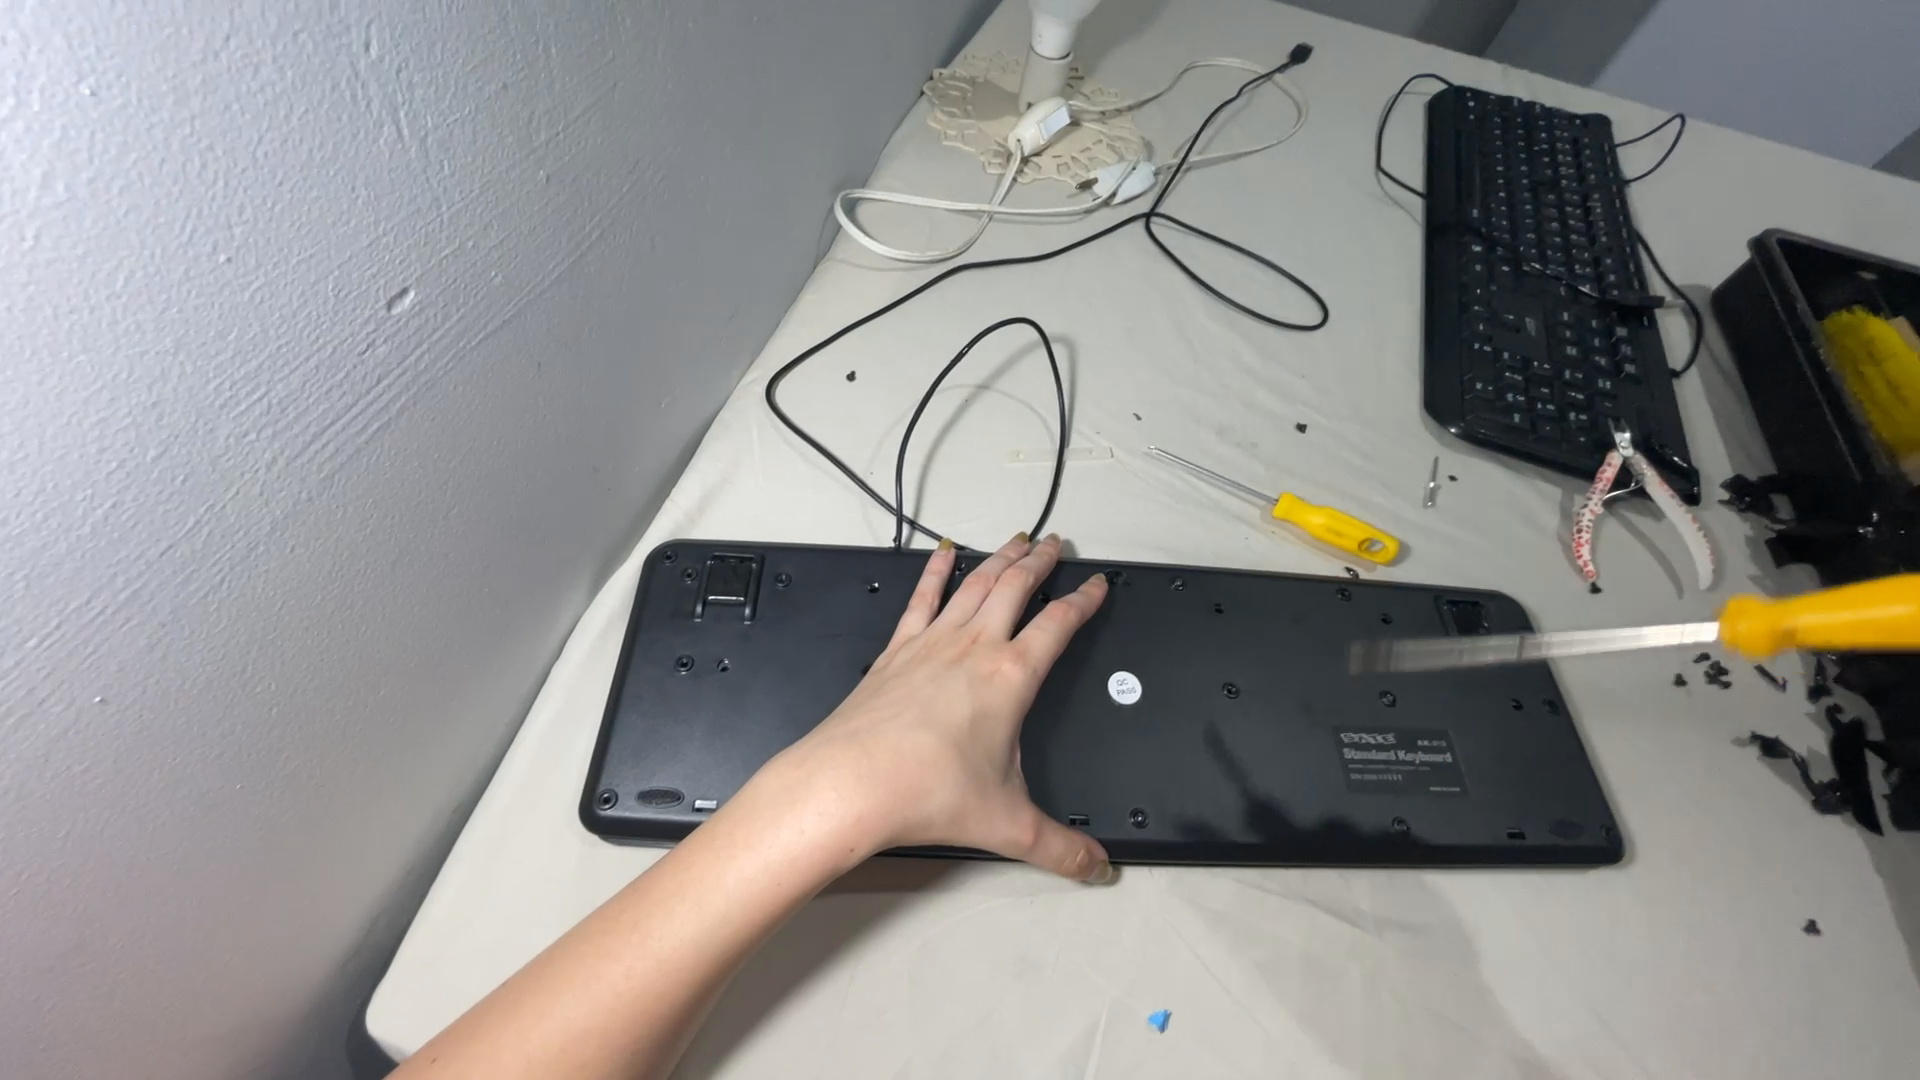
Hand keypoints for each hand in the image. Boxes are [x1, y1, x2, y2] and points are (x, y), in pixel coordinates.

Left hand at [763, 532, 1112, 880]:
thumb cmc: (926, 792)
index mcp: (1010, 677)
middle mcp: (974, 648)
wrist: (852, 782)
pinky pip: (922, 597)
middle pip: (1016, 587)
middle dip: (1040, 561)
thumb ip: (1060, 847)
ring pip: (975, 583)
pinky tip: (942, 552)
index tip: (1096, 584)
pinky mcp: (898, 648)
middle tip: (1054, 541)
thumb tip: (1096, 867)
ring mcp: (932, 642)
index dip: (1083, 601)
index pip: (1059, 625)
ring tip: (1015, 539)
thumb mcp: (1009, 824)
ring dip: (999, 558)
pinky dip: (935, 570)